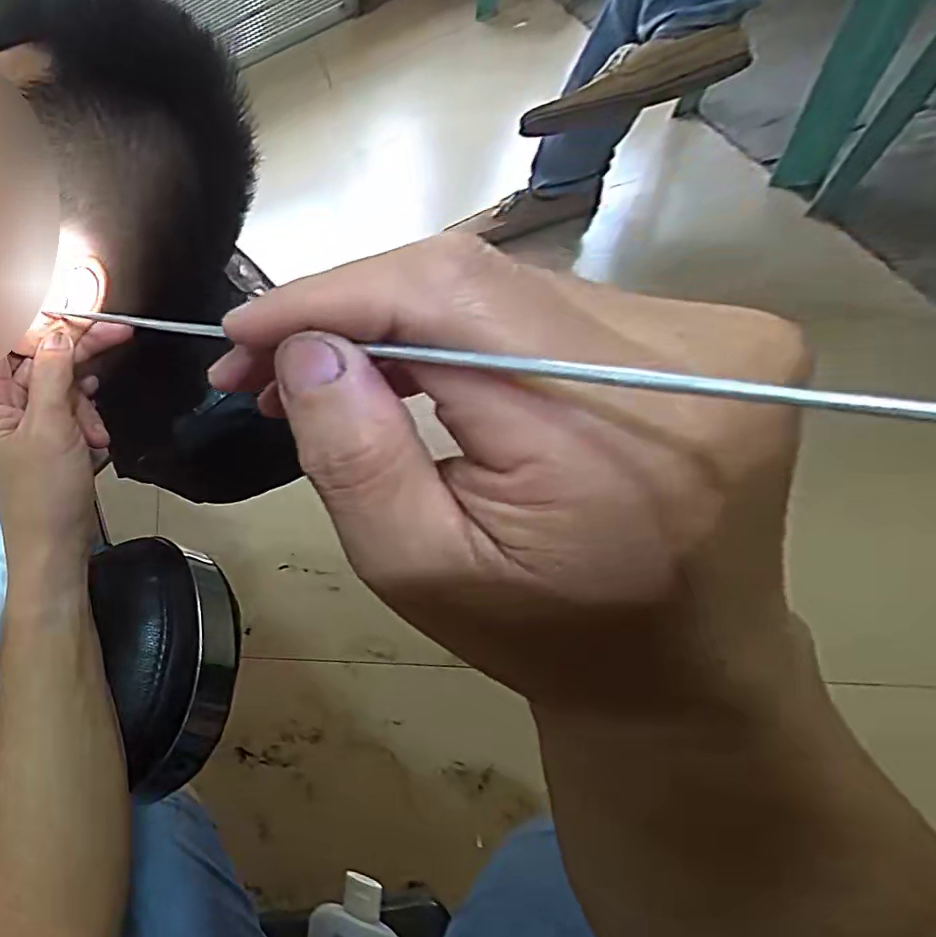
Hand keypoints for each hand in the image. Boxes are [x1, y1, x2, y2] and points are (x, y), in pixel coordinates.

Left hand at [0, 324, 107, 557]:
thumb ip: (53, 374)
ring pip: (57, 383)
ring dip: (82, 398)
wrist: (56, 545)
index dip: (33, 325)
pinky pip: (67, 407)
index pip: (0, 342)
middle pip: (35, 357)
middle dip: (74, 351)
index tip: (69, 315)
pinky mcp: (46, 435)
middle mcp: (2, 408)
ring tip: (93, 429)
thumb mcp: (51, 427)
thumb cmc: (43, 498)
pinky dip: (84, 417)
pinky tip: (95, 435)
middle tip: (114, 332)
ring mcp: (25, 422)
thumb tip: (58, 333)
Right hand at [209, 234, 812, 714]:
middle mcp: (674, 349)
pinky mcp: (687, 329)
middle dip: (337, 307)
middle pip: (459, 275)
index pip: (440, 298)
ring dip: (378, 319)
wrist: (680, 661)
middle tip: (254, 359)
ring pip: (484, 283)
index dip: (325, 297)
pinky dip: (434, 328)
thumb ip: (355, 457)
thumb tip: (305, 350)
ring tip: (308, 372)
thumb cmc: (534, 632)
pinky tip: (388, 366)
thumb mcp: (411, 565)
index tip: (239, 328)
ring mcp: (696, 328)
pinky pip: (520, 303)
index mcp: (601, 426)